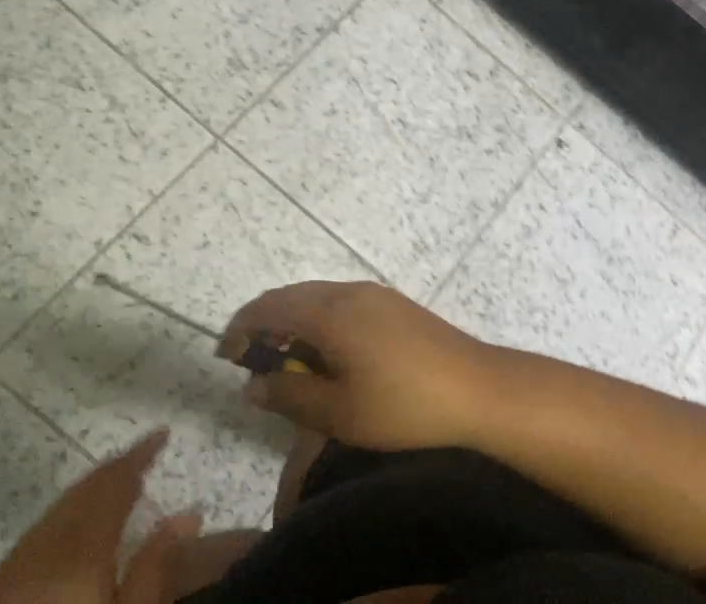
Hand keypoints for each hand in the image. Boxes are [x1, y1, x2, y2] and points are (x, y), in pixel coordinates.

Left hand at [0, 429, 260, 603]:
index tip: (162, 432)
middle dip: (114, 469)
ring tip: (119, 487)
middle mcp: (45, 543)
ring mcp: (14, 563)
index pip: (114, 483)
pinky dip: (66, 516)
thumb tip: (189, 514)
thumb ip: (156, 565)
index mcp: (82, 547)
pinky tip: (78, 529)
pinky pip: (39, 531)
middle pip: (82, 490)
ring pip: (58, 509)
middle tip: (145, 456)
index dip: (140, 455)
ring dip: (89, 490)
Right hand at [221, 281, 498, 450]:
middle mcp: (351, 292)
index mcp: (331, 312)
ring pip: (319, 299)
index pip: (268, 306)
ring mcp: (378, 295)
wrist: (479, 390)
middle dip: (265, 325)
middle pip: (292, 297)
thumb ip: (289, 395)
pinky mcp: (397, 306)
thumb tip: (253, 385)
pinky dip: (322, 324)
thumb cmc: (404, 406)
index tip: (226, 357)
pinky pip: (343, 304)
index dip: (240, 327)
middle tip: (254, 366)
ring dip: (295, 325)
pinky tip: (329, 359)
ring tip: (290, 369)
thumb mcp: (338, 412)